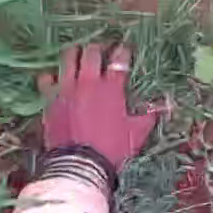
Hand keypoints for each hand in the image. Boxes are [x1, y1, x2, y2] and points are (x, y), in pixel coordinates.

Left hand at [37, 43, 157, 170]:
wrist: (80, 164)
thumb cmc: (112, 148)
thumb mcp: (136, 134)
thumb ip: (148, 117)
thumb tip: (165, 107)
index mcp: (112, 88)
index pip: (119, 60)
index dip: (123, 51)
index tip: (124, 49)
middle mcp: (88, 82)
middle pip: (91, 52)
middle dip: (98, 48)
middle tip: (100, 50)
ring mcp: (66, 88)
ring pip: (68, 58)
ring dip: (74, 54)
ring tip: (77, 54)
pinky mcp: (50, 98)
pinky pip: (46, 78)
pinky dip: (51, 76)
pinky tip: (55, 78)